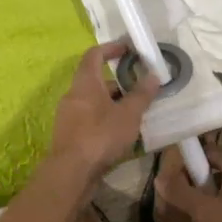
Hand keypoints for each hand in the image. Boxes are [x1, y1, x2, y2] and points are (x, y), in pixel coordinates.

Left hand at [48, 42, 158, 183]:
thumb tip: (153, 76)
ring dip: (111, 103)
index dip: (110, 48)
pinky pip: (88, 118)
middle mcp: (72, 95)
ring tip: (133, 114)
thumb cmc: (100, 135)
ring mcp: (68, 116)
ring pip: (92, 101)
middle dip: (117, 83)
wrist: (71, 173)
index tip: (127, 49)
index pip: (94, 55)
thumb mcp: (128, 114)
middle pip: (95, 80)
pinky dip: (103, 119)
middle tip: (138, 90)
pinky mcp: (68, 135)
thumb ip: (141, 94)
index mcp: (85, 83)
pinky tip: (119, 133)